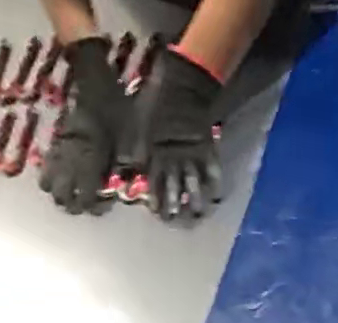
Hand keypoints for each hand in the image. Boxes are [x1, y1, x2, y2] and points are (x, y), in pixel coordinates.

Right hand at [40, 37, 126, 213]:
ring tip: (75, 189)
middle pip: (62, 199)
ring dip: (61, 192)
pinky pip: (46, 167)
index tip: (105, 202)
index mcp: (91, 163)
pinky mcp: (54, 141)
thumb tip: (131, 184)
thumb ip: (130, 164)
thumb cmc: (116, 105)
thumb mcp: (133, 136)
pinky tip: (65, 173)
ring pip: (49, 187)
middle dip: (74, 204)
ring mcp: (59, 152)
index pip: (86, 201)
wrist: (92, 77)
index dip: (95, 207)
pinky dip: (52, 175)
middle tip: (89, 200)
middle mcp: (70, 162)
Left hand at [120, 46, 223, 220]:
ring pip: (194, 189)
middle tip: (177, 222)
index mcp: (154, 159)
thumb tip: (120, 171)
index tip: (156, 214)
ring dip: (196, 205)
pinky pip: (213, 174)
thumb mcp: (135, 126)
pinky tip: (217, 197)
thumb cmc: (153, 102)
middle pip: (175, 194)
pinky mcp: (207, 152)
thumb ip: (131, 150)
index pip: (155, 188)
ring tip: (198, 216)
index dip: (156, 203)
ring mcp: (191, 159)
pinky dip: (215, 186)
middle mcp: (173, 164)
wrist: (181, 84)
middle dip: (175, 209)